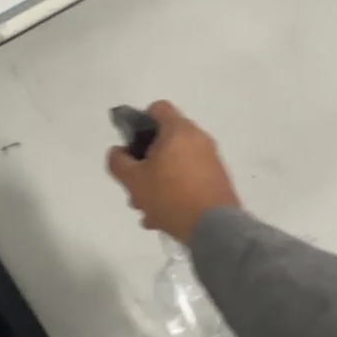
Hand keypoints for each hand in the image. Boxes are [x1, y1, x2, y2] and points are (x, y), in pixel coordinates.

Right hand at [106, 101, 240, 243]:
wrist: (214, 227)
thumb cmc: (170, 196)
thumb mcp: (133, 180)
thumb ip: (118, 161)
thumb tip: (118, 152)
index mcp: (179, 130)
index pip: (157, 108)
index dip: (140, 122)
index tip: (131, 146)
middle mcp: (199, 138)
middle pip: (164, 142)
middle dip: (145, 165)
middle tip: (135, 188)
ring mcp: (211, 160)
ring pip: (175, 165)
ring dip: (158, 184)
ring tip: (148, 211)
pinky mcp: (218, 180)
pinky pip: (189, 180)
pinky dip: (175, 193)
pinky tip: (163, 218)